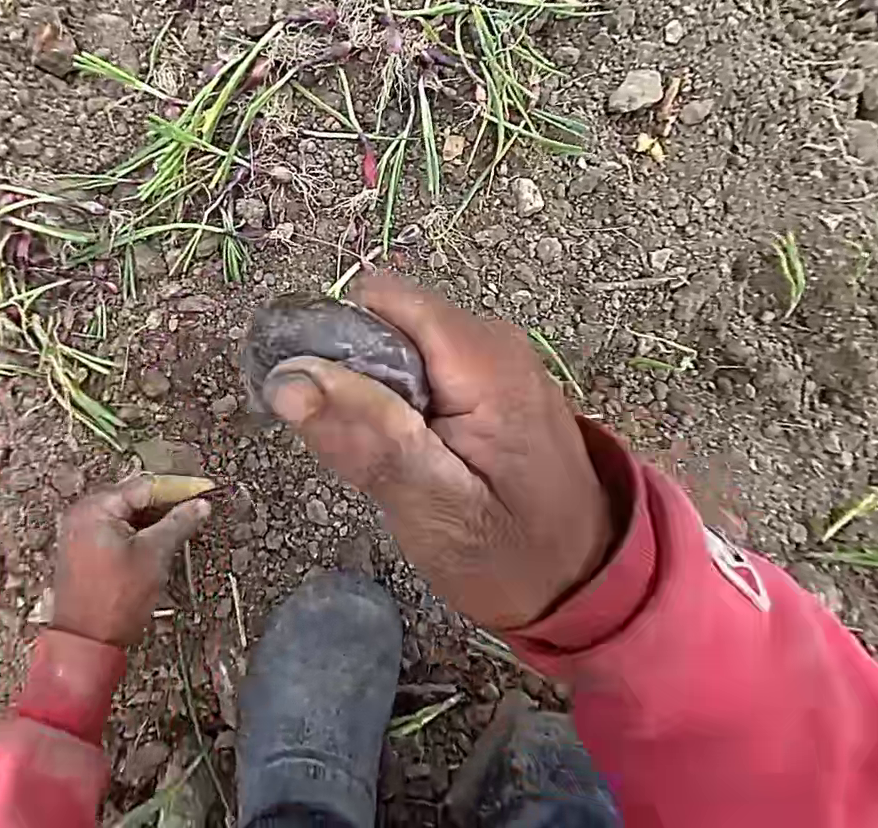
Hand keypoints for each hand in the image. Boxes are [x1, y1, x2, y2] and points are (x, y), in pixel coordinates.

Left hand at [50, 475, 213, 646]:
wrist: (86, 646)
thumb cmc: (116, 598)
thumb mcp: (155, 553)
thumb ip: (180, 522)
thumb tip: (201, 504)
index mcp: (95, 510)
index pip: (147, 487)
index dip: (181, 488)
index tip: (206, 489)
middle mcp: (84, 516)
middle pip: (138, 499)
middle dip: (171, 502)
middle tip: (200, 504)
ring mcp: (83, 535)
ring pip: (132, 515)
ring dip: (160, 518)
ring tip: (188, 520)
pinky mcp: (88, 552)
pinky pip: (123, 530)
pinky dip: (145, 531)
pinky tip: (167, 536)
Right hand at [262, 274, 614, 629]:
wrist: (586, 576)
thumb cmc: (514, 555)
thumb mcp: (436, 510)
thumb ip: (370, 439)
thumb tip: (291, 378)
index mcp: (483, 359)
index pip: (380, 300)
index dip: (337, 341)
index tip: (322, 403)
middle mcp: (493, 338)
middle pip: (389, 319)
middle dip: (357, 373)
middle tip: (366, 447)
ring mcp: (496, 353)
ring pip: (400, 342)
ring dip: (378, 392)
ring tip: (395, 456)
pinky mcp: (492, 373)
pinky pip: (423, 363)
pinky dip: (403, 400)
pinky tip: (419, 449)